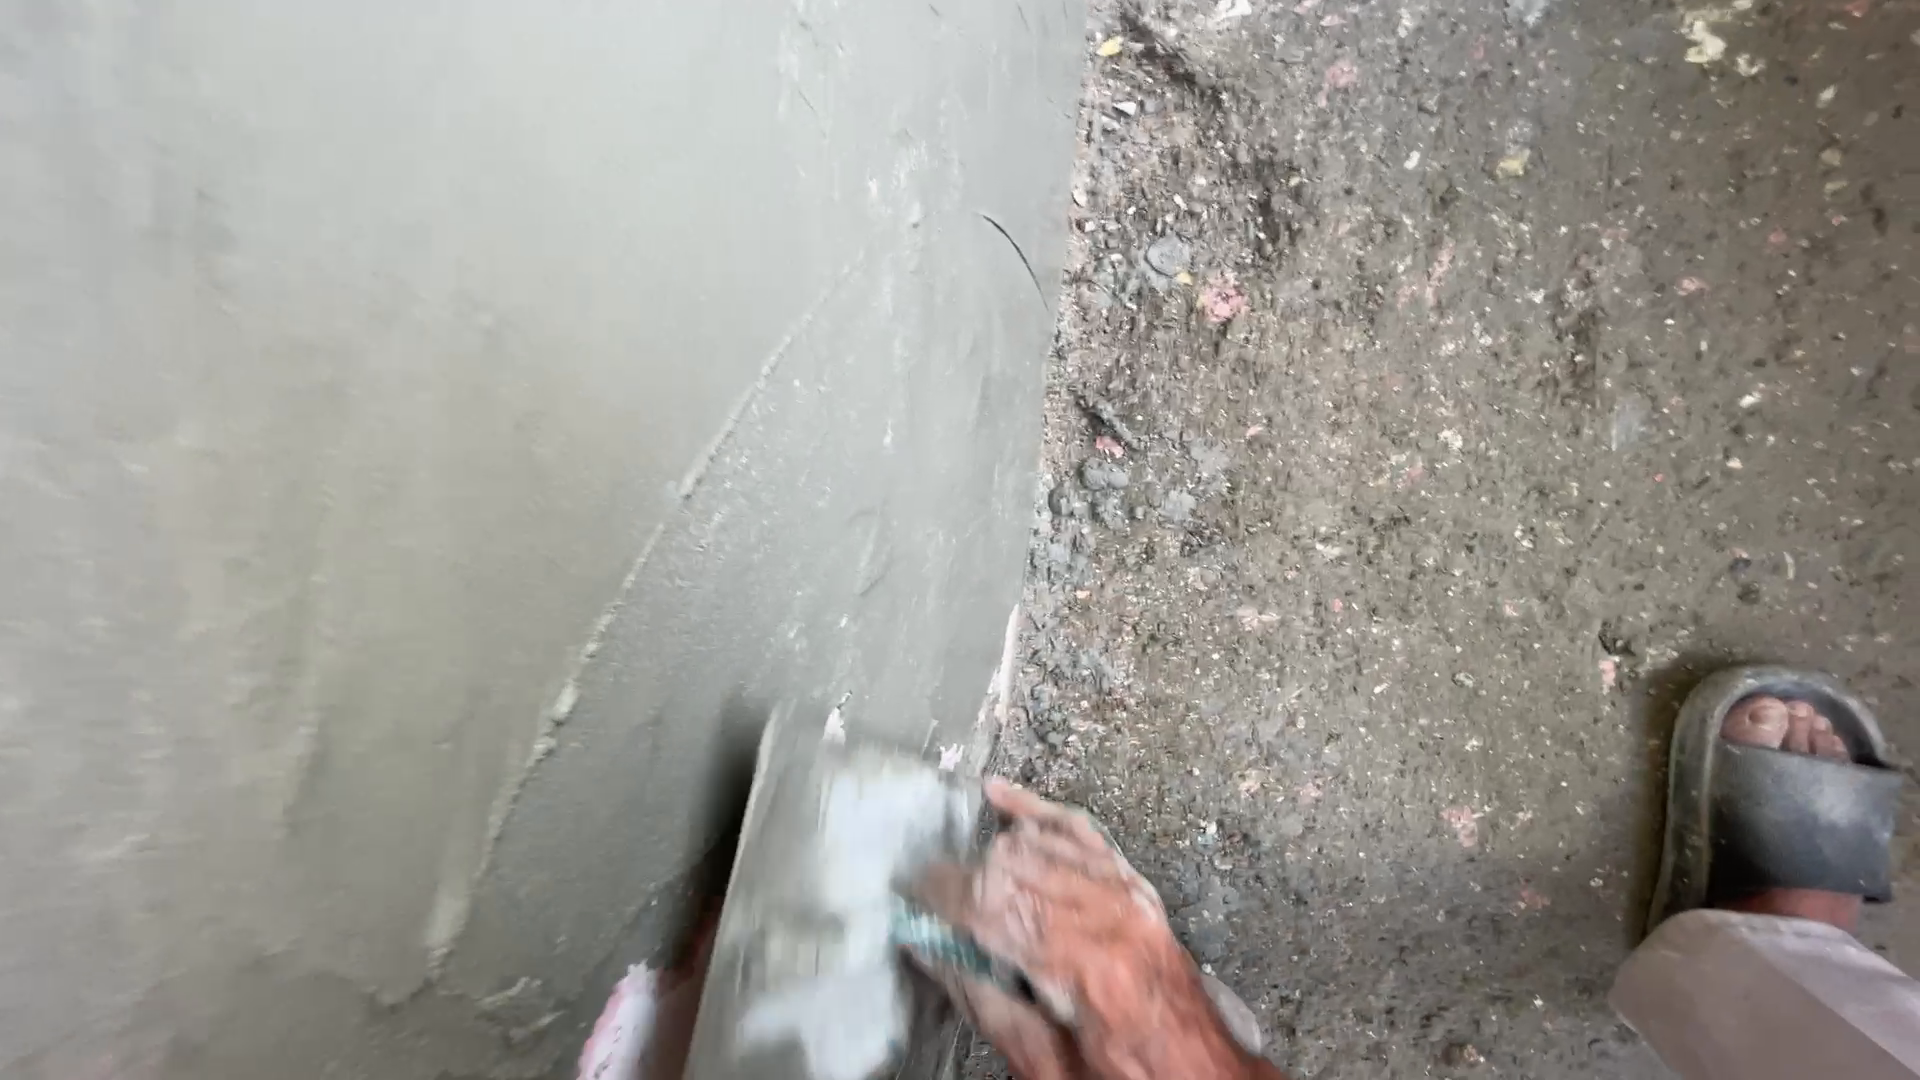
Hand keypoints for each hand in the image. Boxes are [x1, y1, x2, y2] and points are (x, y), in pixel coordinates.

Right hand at [909, 779, 1269, 1079]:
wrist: (1198, 1073)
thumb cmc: (1123, 1078)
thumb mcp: (1044, 1065)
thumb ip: (984, 1001)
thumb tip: (931, 947)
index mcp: (1083, 967)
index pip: (994, 907)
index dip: (944, 896)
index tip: (912, 895)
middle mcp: (1106, 914)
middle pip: (1013, 865)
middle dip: (962, 874)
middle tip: (928, 891)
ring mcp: (1123, 890)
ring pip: (1040, 840)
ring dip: (990, 850)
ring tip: (958, 866)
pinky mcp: (1131, 881)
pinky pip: (1078, 829)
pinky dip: (1037, 809)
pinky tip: (1001, 796)